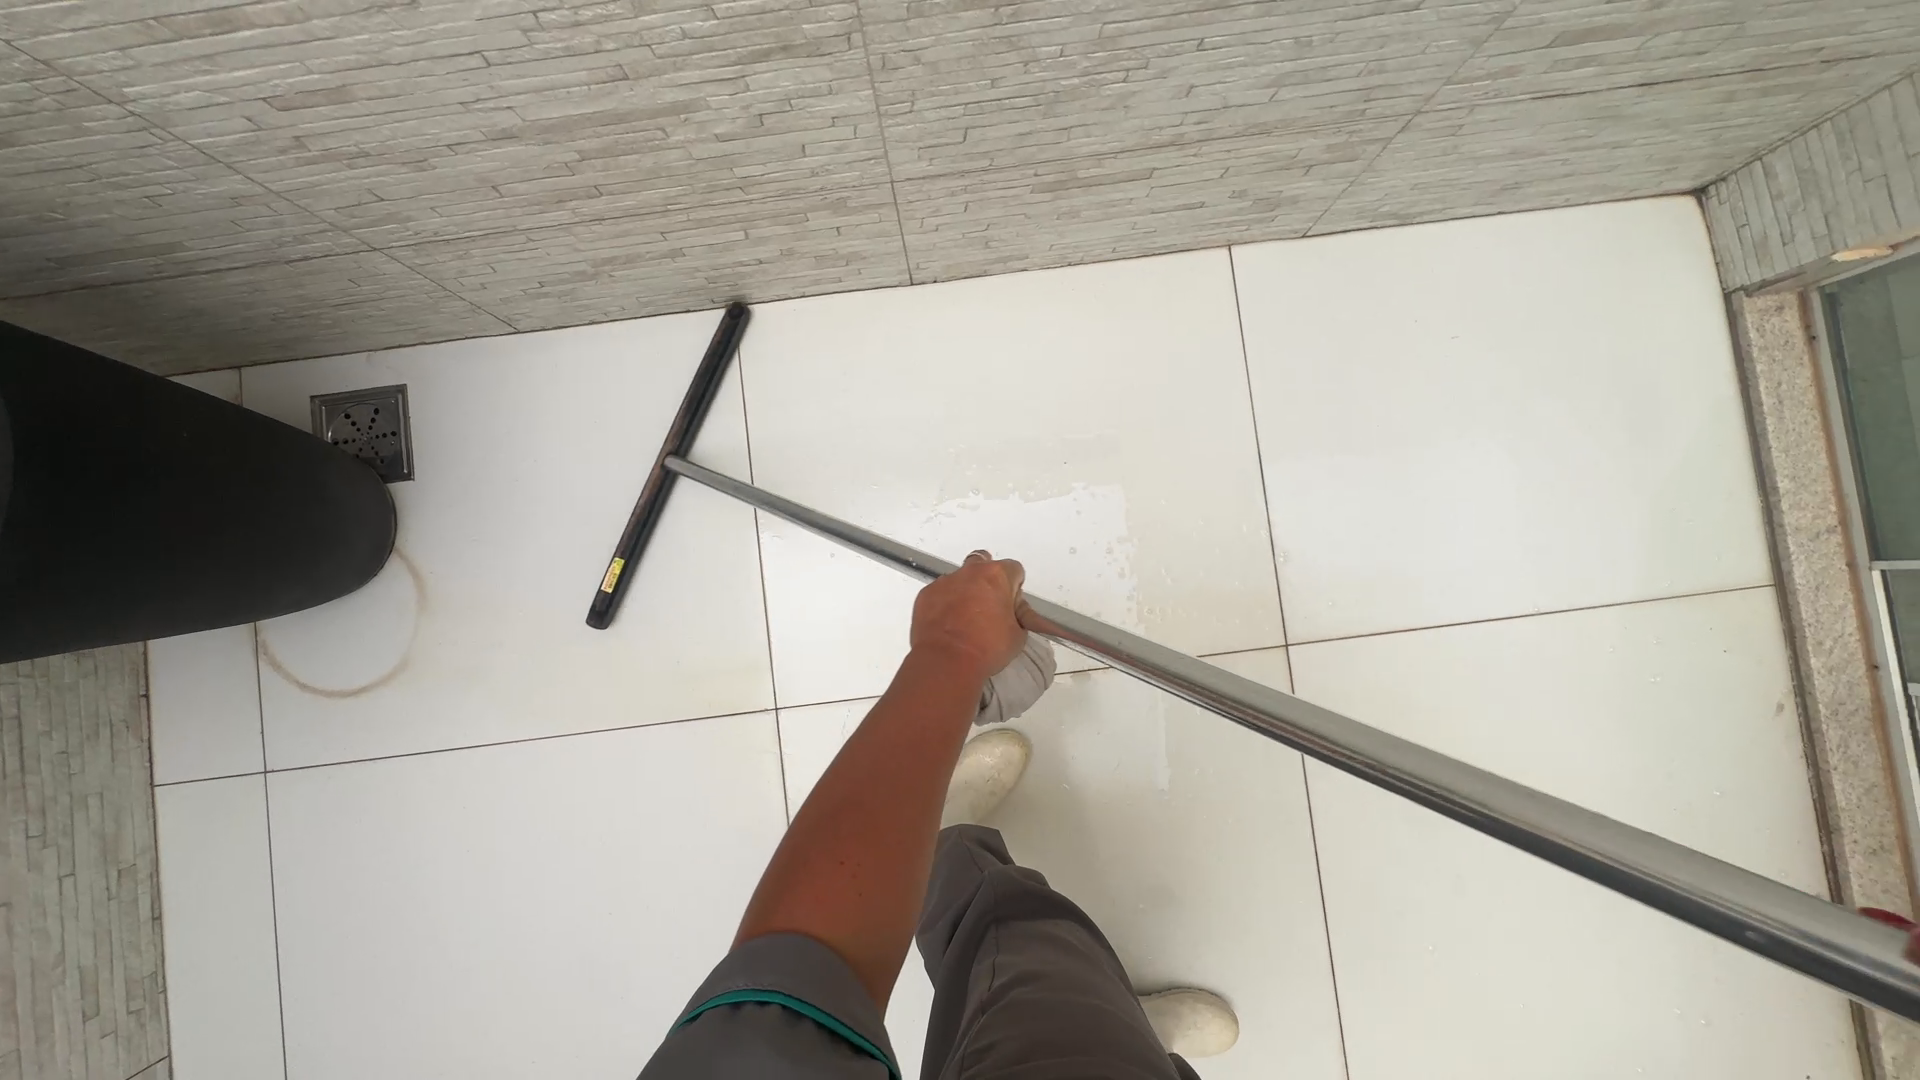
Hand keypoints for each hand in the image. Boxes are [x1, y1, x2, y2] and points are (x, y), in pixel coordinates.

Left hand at [910, 550, 1030, 682]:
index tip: (1011, 605)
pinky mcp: (926, 594)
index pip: (1014, 570)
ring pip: (959, 578)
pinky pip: (940, 593)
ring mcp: (945, 581)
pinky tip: (948, 625)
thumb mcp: (1017, 636)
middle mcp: (971, 572)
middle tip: (989, 606)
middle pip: (983, 563)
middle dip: (988, 580)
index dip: (1014, 588)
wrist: (946, 661)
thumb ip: (1019, 617)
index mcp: (997, 575)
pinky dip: (945, 603)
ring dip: (965, 592)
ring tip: (966, 620)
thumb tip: (1017, 617)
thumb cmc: (986, 648)